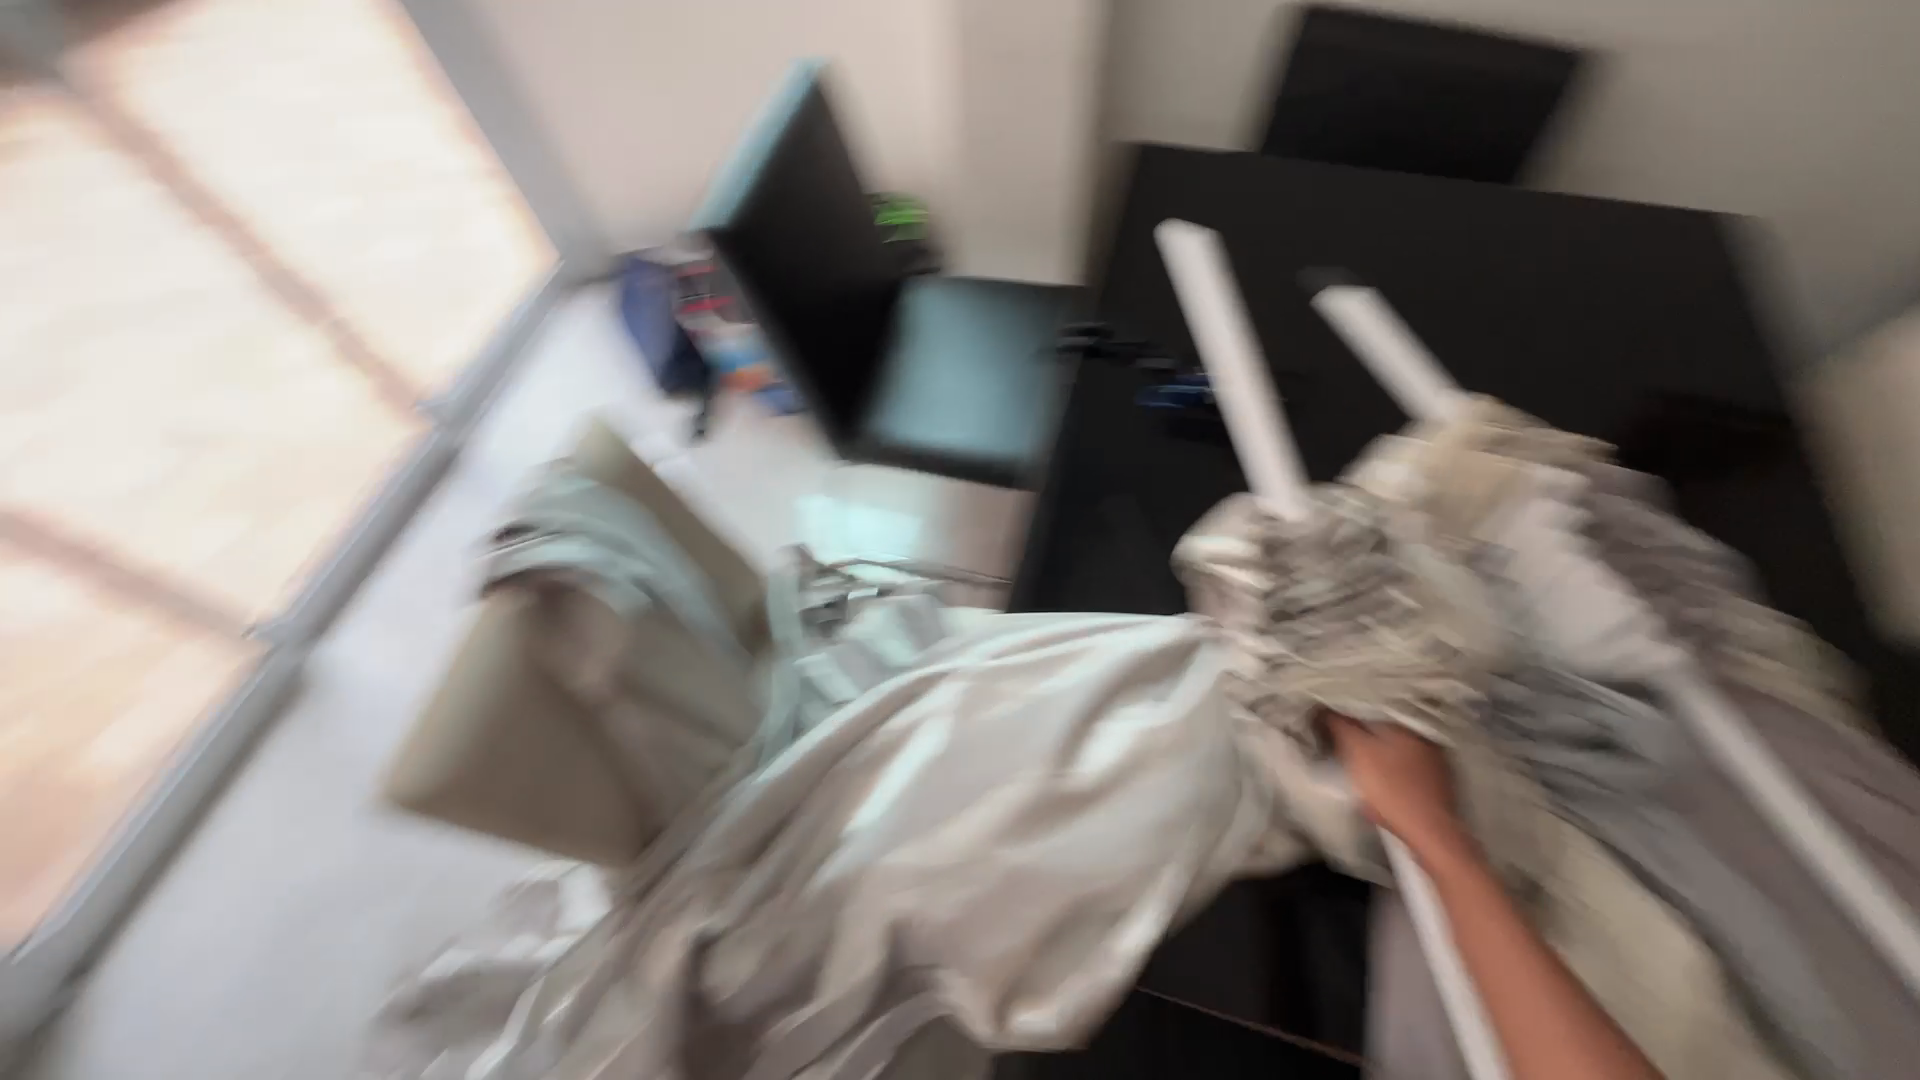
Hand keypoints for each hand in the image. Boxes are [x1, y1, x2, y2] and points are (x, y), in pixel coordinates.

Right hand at [1324, 711, 1473, 867]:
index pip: (1368, 705)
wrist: (1431, 834)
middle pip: (1384, 725)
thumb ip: (1340, 726)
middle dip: (1362, 729)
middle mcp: (1423, 735)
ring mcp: (1436, 759)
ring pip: (1397, 744)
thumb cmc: (1391, 790)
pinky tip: (1382, 775)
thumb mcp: (1356, 753)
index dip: (1344, 711)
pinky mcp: (1440, 781)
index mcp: (1403, 724)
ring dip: (1378, 747)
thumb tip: (1323, 706)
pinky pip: (1408, 762)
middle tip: (1339, 737)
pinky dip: (1393, 764)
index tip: (1326, 720)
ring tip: (1357, 755)